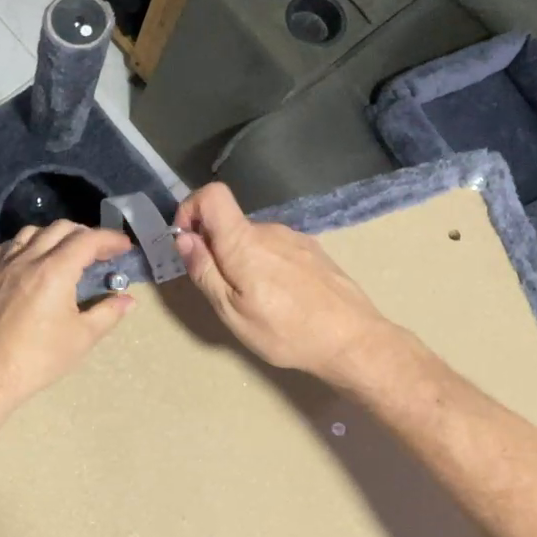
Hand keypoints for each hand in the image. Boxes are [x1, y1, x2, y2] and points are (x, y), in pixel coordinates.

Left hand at [0, 220, 134, 412]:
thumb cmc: (40, 359)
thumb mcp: (82, 338)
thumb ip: (108, 313)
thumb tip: (128, 300)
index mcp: (55, 271)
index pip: (87, 240)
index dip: (109, 239)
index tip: (123, 246)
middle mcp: (27, 260)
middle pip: (59, 229)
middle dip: (84, 234)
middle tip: (98, 252)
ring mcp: (1, 267)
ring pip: (30, 233)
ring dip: (53, 236)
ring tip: (65, 252)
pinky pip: (5, 248)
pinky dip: (24, 246)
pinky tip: (29, 260)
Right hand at [174, 183, 392, 381]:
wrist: (353, 341)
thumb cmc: (285, 331)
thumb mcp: (231, 311)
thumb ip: (204, 271)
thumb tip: (184, 239)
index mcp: (244, 242)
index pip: (211, 195)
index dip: (190, 210)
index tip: (188, 243)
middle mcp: (270, 230)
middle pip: (230, 224)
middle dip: (216, 250)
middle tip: (225, 293)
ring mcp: (295, 239)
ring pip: (253, 240)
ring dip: (243, 262)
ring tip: (257, 302)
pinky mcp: (313, 251)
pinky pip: (276, 249)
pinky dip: (267, 266)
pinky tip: (283, 299)